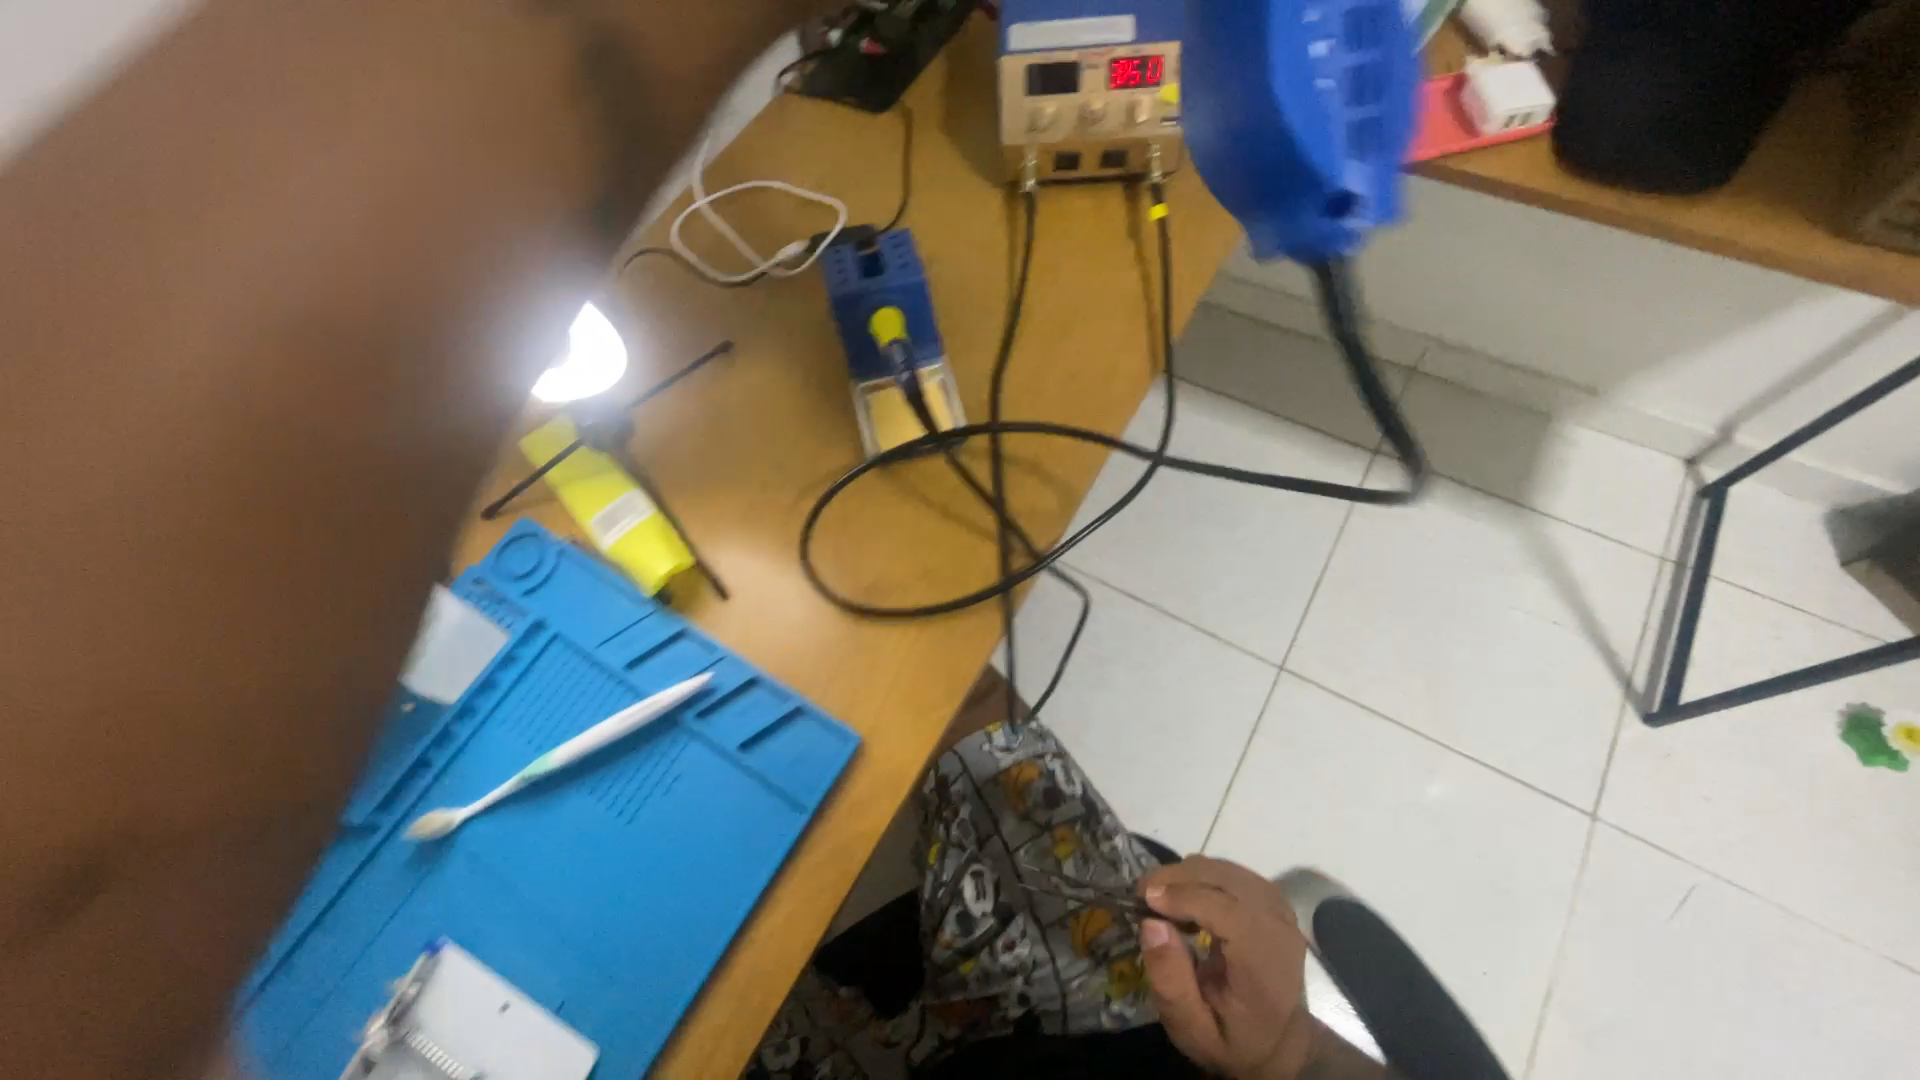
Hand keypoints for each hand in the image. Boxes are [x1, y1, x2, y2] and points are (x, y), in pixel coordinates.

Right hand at [1138, 857, 1316, 1079]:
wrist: (1277, 1038)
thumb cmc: (1231, 1037)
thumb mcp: (1192, 1030)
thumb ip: (1171, 983)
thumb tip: (1151, 924)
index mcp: (1265, 965)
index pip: (1231, 912)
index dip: (1187, 897)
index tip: (1147, 900)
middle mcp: (1279, 928)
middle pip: (1226, 880)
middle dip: (1178, 878)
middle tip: (1141, 893)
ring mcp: (1279, 909)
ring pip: (1225, 869)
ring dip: (1186, 874)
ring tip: (1158, 896)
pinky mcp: (1271, 898)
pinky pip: (1230, 871)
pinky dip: (1200, 875)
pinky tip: (1183, 895)